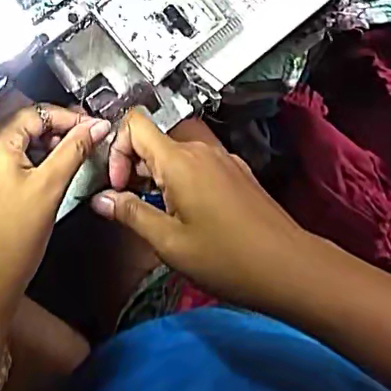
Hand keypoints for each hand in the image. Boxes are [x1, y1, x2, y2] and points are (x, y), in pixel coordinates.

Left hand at [0, 94, 109, 325]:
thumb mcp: (50, 189)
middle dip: (52, 125)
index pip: (35, 111)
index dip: (68, 117)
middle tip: (78, 138)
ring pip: (6, 137)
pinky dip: (18, 157)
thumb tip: (94, 128)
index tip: (89, 126)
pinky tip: (35, 175)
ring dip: (36, 141)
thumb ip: (75, 150)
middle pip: (18, 118)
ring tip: (60, 158)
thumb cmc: (7, 247)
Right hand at [91, 108, 333, 312]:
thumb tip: (102, 199)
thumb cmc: (230, 258)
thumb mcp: (169, 243)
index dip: (116, 149)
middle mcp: (200, 150)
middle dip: (133, 166)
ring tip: (157, 212)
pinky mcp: (234, 171)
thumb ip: (131, 215)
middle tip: (130, 203)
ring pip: (174, 152)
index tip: (118, 185)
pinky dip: (181, 179)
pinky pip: (195, 162)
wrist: (288, 266)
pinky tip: (186, 213)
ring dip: (156, 174)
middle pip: (152, 138)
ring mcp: (220, 158)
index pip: (134, 123)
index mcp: (179, 160)